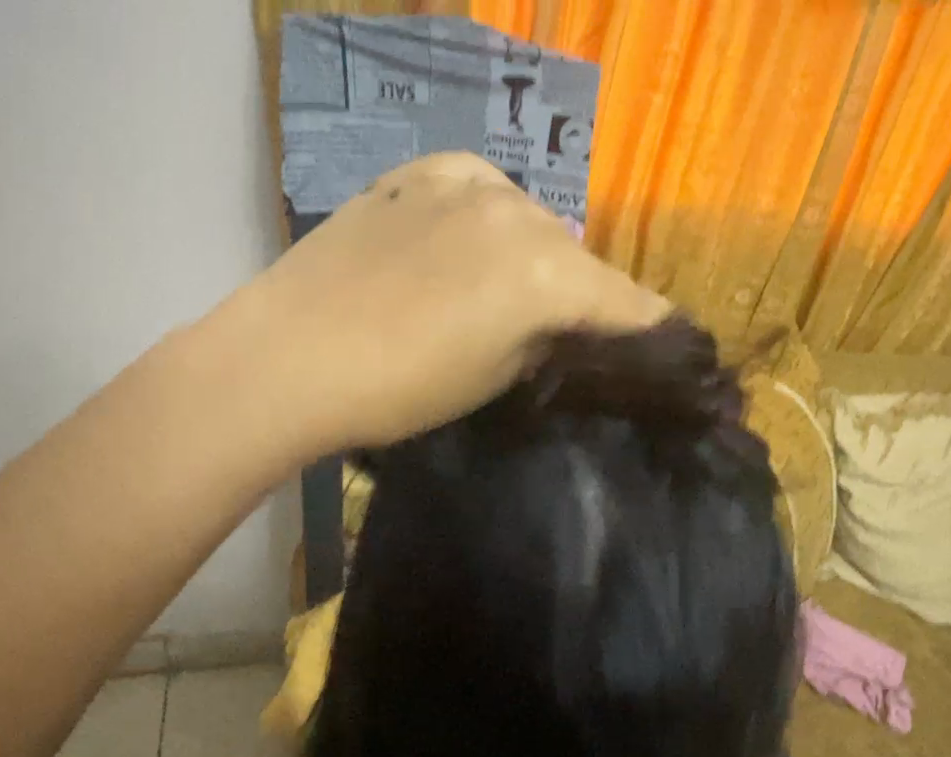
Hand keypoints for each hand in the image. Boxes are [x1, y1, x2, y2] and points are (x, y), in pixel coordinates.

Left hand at [199, 152, 668, 454]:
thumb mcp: (496, 380)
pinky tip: (463, 259)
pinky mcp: (422, 169)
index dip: (654, 338)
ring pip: (533, 226)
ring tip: (506, 301)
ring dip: (537, 261)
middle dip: (584, 299)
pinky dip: (491, 229)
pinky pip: (484, 198)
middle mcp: (518, 208)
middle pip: (582, 260)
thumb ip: (552, 341)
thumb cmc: (396, 393)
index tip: (664, 362)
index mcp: (544, 270)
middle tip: (569, 340)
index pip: (630, 305)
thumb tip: (569, 329)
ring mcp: (467, 179)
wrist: (286, 357)